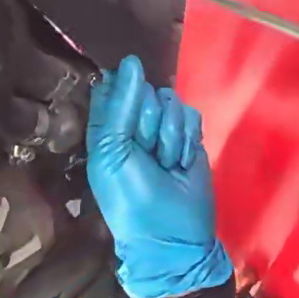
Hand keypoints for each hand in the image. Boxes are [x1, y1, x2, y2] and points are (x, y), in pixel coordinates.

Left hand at [86, 55, 231, 297]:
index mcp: (106, 129)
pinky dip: (188, 139)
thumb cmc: (132, 199)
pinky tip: (183, 161)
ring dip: (171, 136)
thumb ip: (119, 108)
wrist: (175, 235)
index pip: (114, 89)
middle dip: (150, 124)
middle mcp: (134, 124)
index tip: (130, 127)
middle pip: (146, 92)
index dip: (125, 100)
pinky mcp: (190, 136)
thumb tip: (129, 62)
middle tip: (149, 154)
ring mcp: (164, 129)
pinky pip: (192, 115)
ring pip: (171, 102)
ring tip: (168, 164)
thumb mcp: (113, 155)